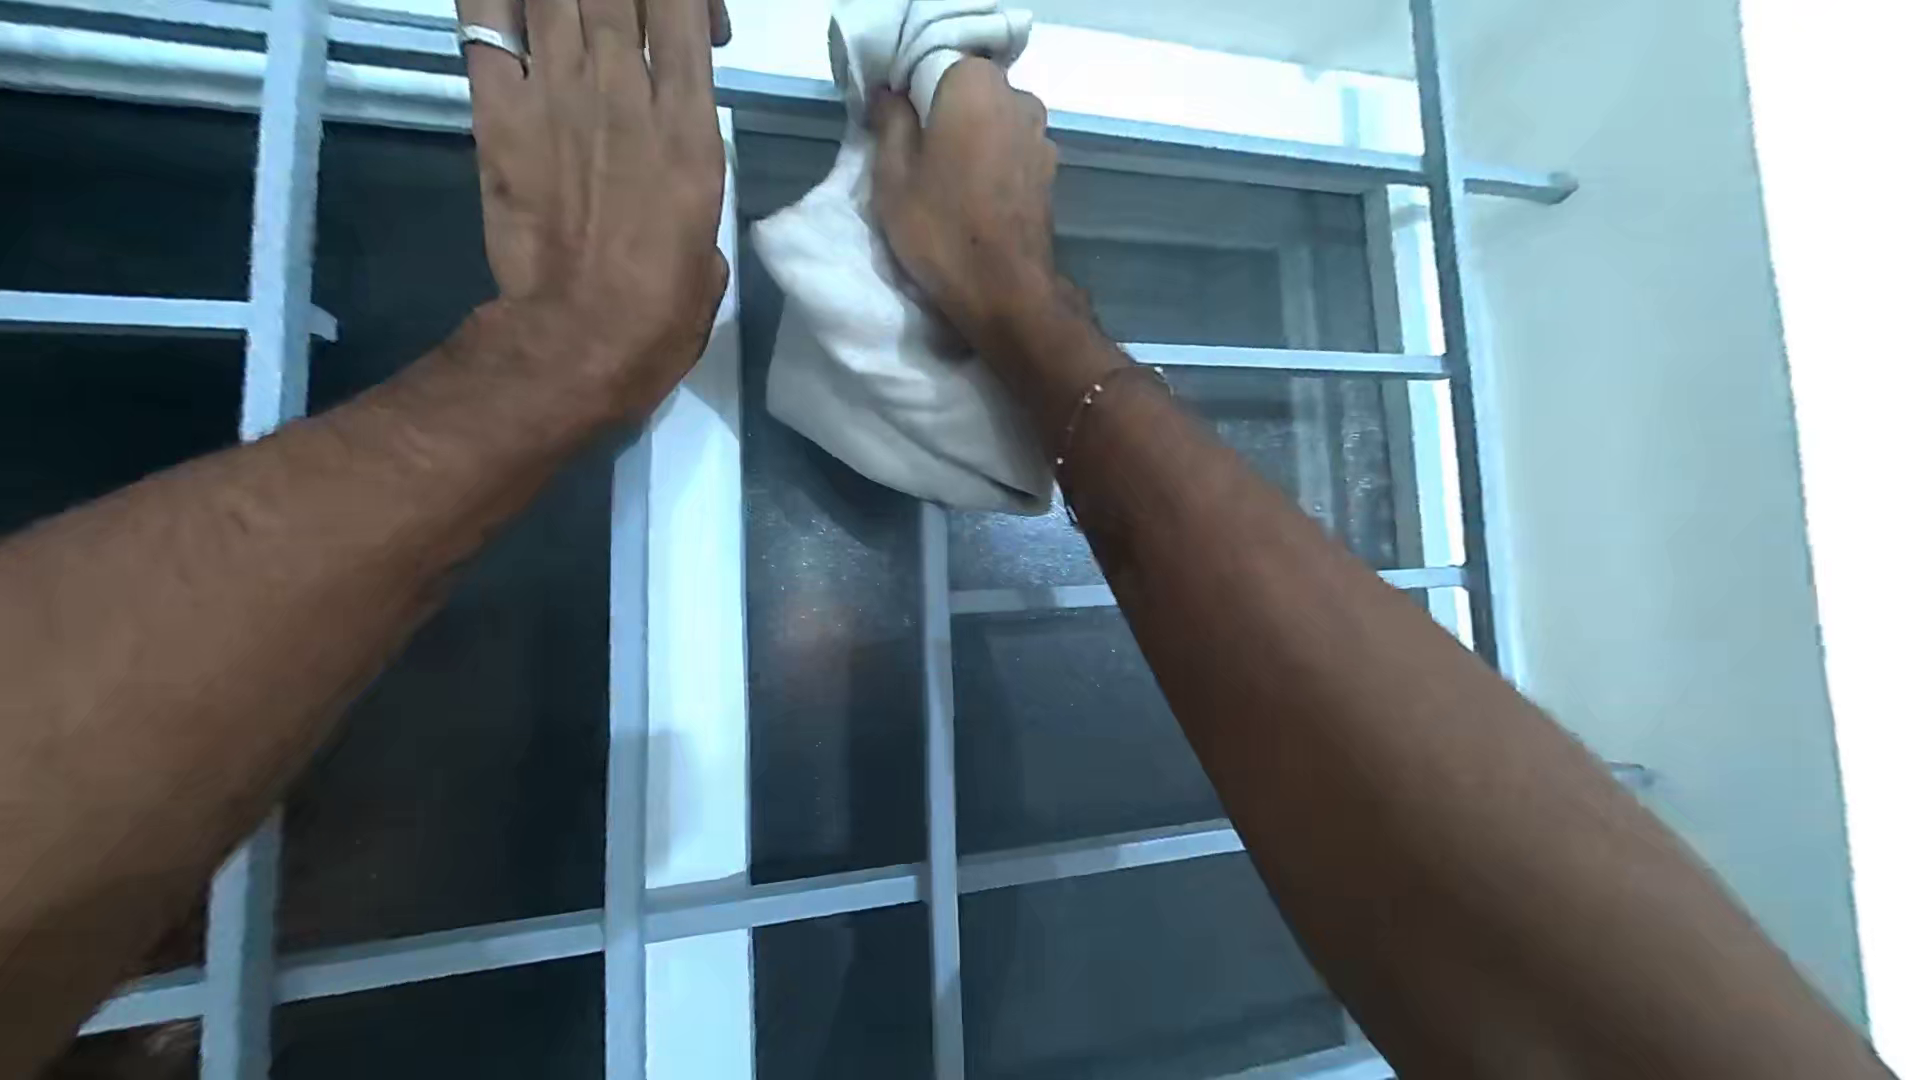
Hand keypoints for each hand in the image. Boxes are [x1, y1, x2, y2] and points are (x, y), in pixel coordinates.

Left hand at [455, 0, 731, 415]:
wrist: (581, 340)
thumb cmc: (664, 315)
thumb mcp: (711, 254)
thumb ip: (695, 196)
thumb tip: (673, 173)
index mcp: (689, 137)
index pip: (683, 12)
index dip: (693, 1)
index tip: (699, 26)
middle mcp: (624, 96)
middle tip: (639, 17)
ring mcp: (555, 97)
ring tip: (586, 14)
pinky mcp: (495, 111)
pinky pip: (484, 16)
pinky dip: (499, 2)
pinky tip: (518, 11)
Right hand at [870, 60, 1070, 365]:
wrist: (1005, 293)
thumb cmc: (941, 232)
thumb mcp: (892, 179)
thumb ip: (891, 124)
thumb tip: (893, 97)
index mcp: (974, 83)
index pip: (932, 68)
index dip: (911, 103)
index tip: (897, 139)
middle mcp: (1018, 98)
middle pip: (968, 99)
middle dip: (945, 124)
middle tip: (922, 170)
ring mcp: (1040, 139)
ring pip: (993, 130)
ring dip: (972, 150)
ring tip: (952, 194)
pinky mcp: (1050, 177)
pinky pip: (1011, 159)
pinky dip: (994, 172)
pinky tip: (978, 207)